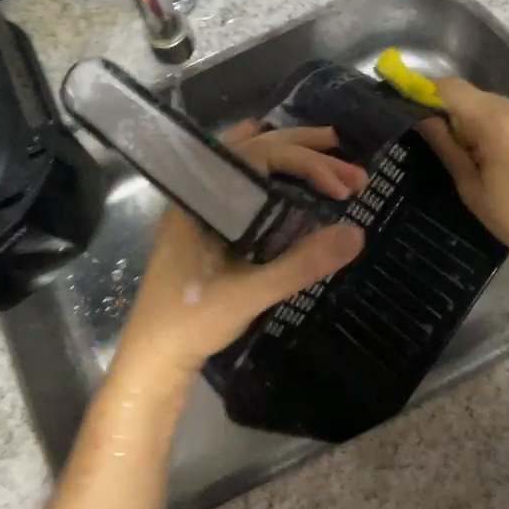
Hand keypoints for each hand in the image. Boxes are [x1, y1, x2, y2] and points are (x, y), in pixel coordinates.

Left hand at [112, 124, 366, 383]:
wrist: (152, 359)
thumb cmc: (191, 322)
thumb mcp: (250, 293)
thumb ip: (301, 263)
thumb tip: (356, 233)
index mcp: (201, 199)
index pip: (260, 156)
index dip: (306, 163)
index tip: (345, 188)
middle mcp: (197, 194)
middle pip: (254, 151)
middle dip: (304, 150)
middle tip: (349, 157)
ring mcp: (199, 210)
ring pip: (247, 164)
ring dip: (287, 155)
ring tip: (327, 149)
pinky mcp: (205, 229)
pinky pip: (238, 183)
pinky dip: (263, 169)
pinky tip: (275, 164)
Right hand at [416, 77, 508, 285]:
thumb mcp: (474, 191)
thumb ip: (447, 148)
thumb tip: (424, 120)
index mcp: (499, 121)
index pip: (451, 88)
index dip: (428, 93)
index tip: (416, 109)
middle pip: (480, 100)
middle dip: (465, 121)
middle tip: (465, 159)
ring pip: (506, 111)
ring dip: (493, 129)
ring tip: (502, 170)